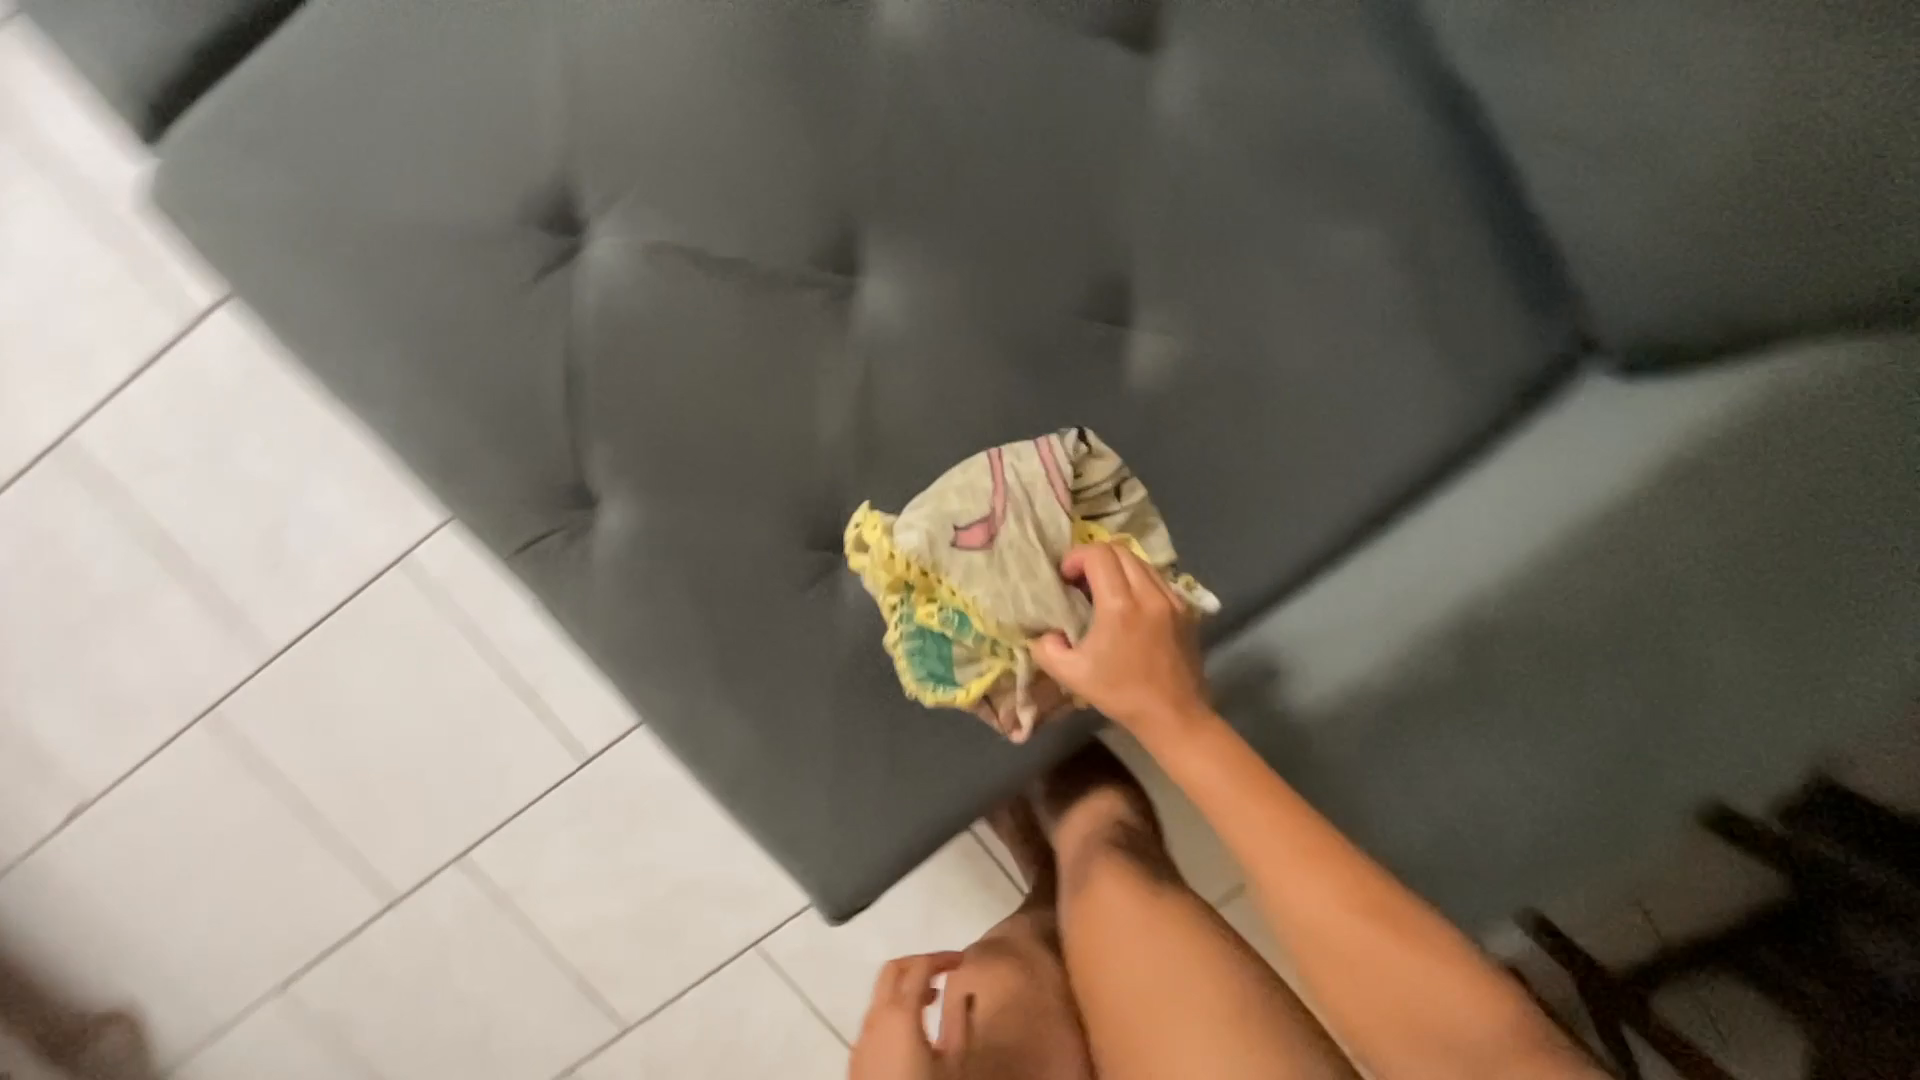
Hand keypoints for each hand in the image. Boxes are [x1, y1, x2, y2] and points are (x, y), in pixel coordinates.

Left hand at [850, 952, 970, 1079]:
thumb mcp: (953, 1063)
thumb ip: (960, 1023)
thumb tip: (967, 995)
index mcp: (901, 1012)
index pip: (920, 965)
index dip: (942, 957)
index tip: (962, 960)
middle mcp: (876, 1017)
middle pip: (893, 970)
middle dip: (919, 964)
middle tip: (944, 972)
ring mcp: (862, 1037)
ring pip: (881, 993)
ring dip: (906, 987)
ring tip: (933, 1000)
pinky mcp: (857, 1056)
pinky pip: (875, 1017)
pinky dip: (894, 1009)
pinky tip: (913, 1032)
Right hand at [1031, 542, 1214, 743]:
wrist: (1173, 715)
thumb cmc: (1121, 694)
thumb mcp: (1071, 675)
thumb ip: (1046, 649)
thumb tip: (1045, 634)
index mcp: (1119, 606)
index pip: (1098, 555)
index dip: (1075, 557)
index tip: (1064, 578)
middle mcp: (1148, 594)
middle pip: (1120, 550)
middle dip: (1094, 557)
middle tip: (1080, 580)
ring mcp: (1172, 600)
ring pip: (1141, 561)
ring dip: (1118, 566)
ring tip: (1103, 589)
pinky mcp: (1185, 610)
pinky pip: (1158, 579)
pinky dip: (1138, 580)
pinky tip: (1129, 604)